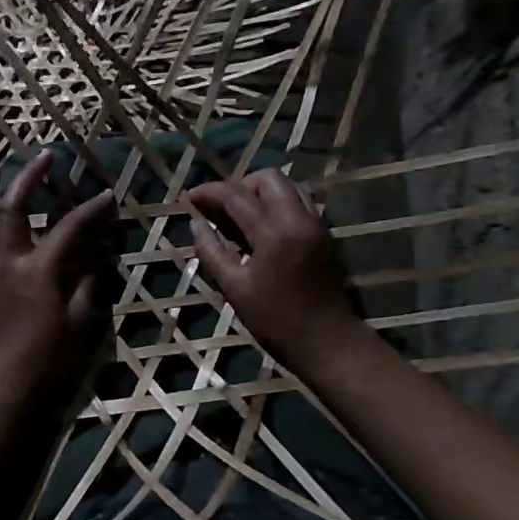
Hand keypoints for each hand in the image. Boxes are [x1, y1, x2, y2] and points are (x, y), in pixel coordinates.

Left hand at [0, 151, 116, 407]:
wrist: (10, 381)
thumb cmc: (51, 354)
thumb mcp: (82, 319)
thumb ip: (91, 280)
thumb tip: (103, 252)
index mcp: (39, 269)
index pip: (69, 229)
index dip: (91, 211)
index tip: (108, 195)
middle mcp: (10, 262)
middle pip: (14, 209)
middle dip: (29, 179)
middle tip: (44, 156)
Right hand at [185, 169, 373, 376]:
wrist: (327, 340)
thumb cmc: (276, 320)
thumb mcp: (235, 289)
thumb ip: (212, 252)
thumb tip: (196, 224)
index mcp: (273, 232)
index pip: (237, 196)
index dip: (210, 192)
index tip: (190, 198)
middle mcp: (297, 218)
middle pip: (268, 178)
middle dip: (239, 185)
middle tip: (220, 208)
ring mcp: (315, 223)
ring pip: (288, 186)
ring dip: (262, 191)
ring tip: (242, 214)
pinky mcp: (324, 233)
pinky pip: (301, 200)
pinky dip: (279, 202)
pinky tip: (265, 224)